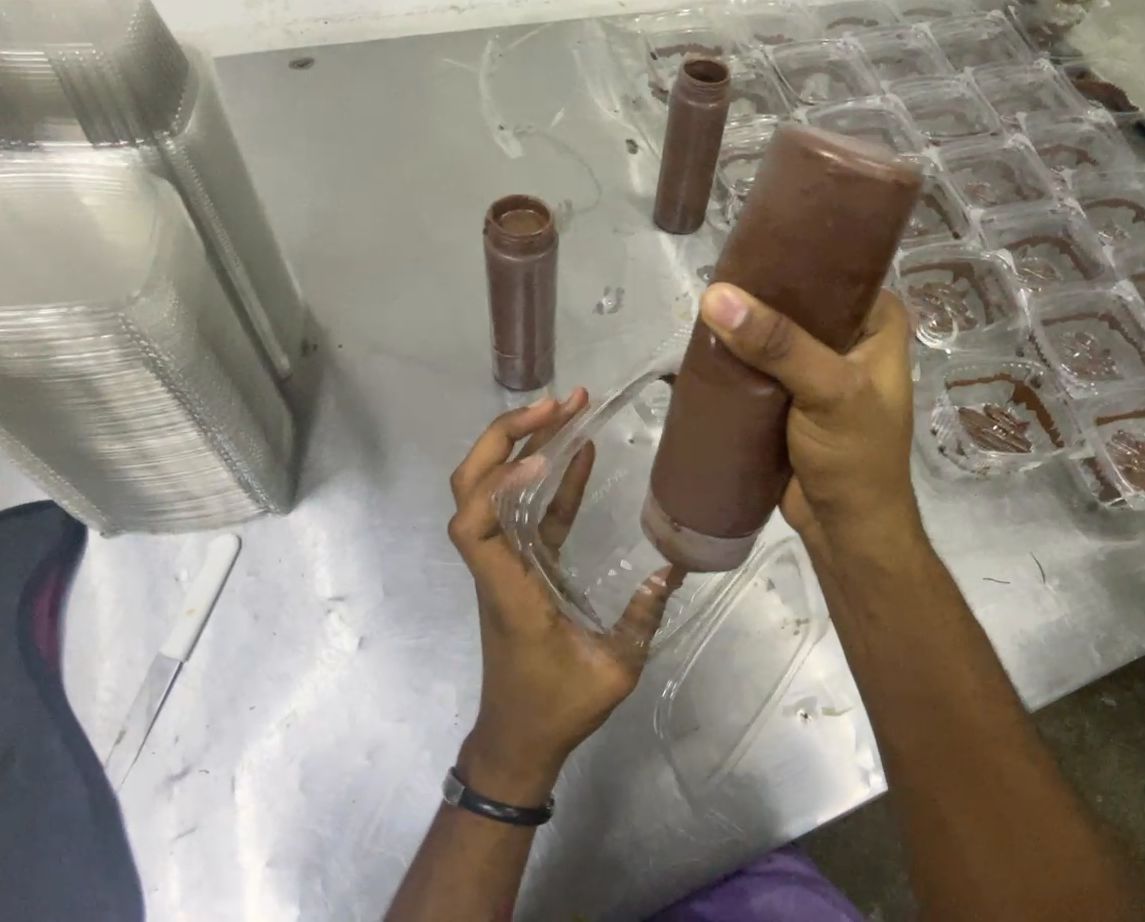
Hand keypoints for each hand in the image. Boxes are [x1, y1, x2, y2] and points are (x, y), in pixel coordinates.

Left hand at [446, 390, 682, 805]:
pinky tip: (580, 452)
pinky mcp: (523, 566)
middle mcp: (497, 567)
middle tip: (557, 403)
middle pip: (472, 488)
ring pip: (494, 492)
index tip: (540, 458)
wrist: (519, 741)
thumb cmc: (557, 709)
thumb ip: (642, 618)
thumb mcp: (613, 669)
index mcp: (508, 591)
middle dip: (506, 438)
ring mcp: (506, 563)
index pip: (474, 528)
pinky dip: (551, 479)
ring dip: (526, 446)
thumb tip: (672, 567)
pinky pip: (530, 513)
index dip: (498, 485)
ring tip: (569, 407)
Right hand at [698, 282, 925, 557]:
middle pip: (796, 301)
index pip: (834, 270)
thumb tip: (717, 297)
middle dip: (756, 296)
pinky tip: (702, 349)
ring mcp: (818, 369)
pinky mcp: (789, 398)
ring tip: (700, 312)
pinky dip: (735, 361)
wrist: (845, 530)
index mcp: (878, 322)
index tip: (743, 249)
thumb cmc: (856, 457)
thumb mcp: (830, 391)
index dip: (790, 260)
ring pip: (772, 334)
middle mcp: (851, 338)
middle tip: (710, 283)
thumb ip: (779, 345)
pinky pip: (758, 367)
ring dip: (740, 330)